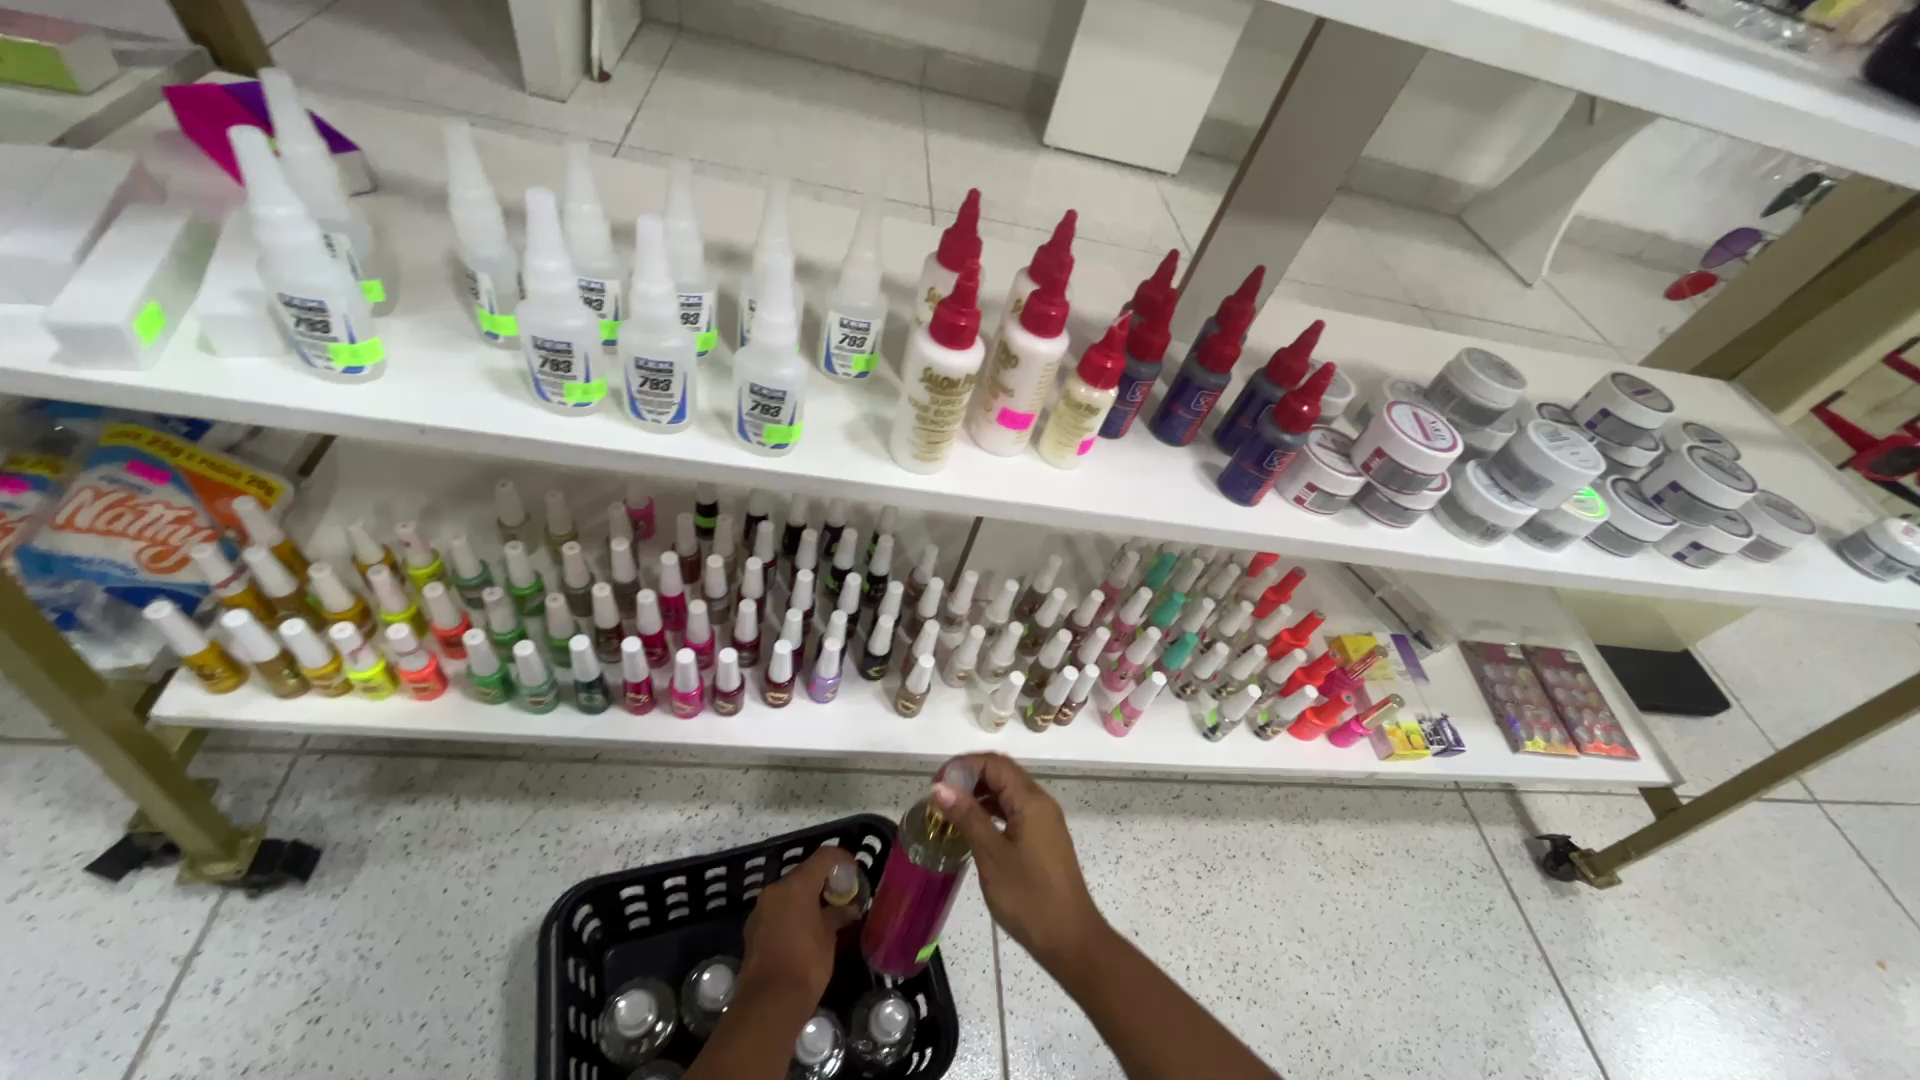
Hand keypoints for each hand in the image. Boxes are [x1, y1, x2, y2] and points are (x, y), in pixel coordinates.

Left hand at [737, 846, 861, 1009]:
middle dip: (825, 881)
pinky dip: (794, 912)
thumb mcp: (829, 937)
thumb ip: (838, 915)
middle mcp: (775, 890)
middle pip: (804, 873)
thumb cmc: (806, 963)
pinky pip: (778, 910)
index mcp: (796, 885)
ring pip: (790, 892)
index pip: (824, 856)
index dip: (842, 860)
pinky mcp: (753, 929)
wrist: (768, 1002)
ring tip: (827, 915)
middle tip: (843, 896)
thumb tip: (848, 907)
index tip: (855, 873)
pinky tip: (806, 931)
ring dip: (808, 897)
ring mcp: (761, 909)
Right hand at [931, 753, 1107, 970]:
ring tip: (950, 812)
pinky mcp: (1042, 840)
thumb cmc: (1028, 897)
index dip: (962, 767)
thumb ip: (967, 816)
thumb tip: (940, 787)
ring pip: (1008, 793)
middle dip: (968, 777)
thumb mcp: (991, 855)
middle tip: (939, 797)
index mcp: (1031, 801)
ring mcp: (1044, 822)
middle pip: (1002, 773)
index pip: (994, 763)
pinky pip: (1013, 812)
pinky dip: (991, 812)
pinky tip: (972, 829)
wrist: (1070, 939)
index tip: (936, 786)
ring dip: (979, 795)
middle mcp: (1040, 803)